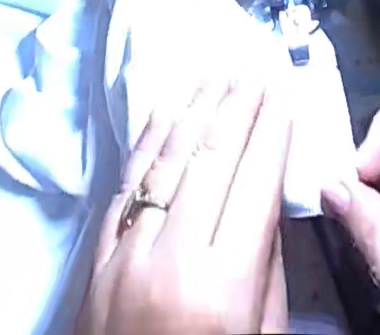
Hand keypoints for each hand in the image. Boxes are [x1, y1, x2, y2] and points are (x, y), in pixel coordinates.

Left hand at [78, 77, 292, 334]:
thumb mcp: (262, 331)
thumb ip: (268, 259)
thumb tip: (270, 186)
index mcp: (223, 285)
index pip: (257, 180)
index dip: (274, 128)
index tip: (284, 91)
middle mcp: (172, 260)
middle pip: (214, 158)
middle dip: (239, 105)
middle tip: (254, 70)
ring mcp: (125, 257)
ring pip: (167, 161)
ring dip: (196, 108)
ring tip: (216, 73)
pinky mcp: (95, 261)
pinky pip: (126, 185)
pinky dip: (150, 140)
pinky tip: (168, 108)